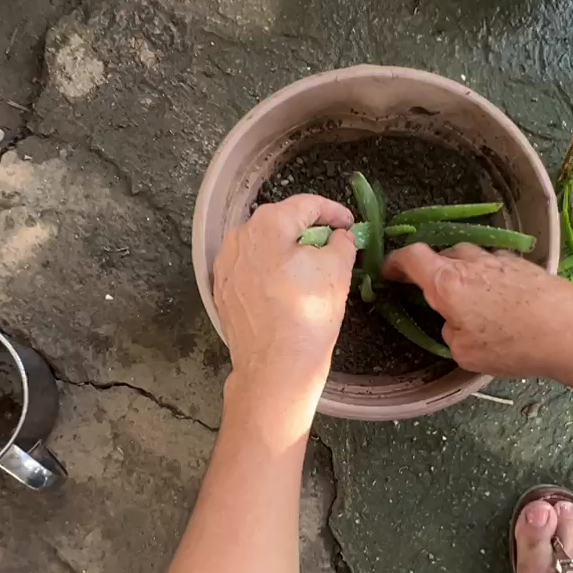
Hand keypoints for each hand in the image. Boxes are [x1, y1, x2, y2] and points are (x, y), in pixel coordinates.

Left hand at [212, 194, 355, 399]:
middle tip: (333, 248)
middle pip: (281, 224)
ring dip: (288, 253)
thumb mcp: (337, 271)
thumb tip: (339, 236)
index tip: (349, 224)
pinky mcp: (222, 292)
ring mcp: (226, 267)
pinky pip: (251, 271)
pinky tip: (287, 291)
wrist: (274, 368)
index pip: (306, 204)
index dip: (333, 212)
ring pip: (264, 248)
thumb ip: (341, 243)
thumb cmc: (308, 316)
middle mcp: (239, 238)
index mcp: (267, 224)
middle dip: (309, 233)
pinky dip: (271, 274)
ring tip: (311, 272)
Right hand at [382, 243, 572, 381]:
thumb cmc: (511, 344)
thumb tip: (456, 321)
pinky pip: (496, 269)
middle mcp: (471, 262)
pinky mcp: (526, 267)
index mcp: (446, 281)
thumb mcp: (463, 352)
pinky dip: (491, 282)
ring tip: (471, 303)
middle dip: (433, 271)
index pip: (412, 257)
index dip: (395, 262)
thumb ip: (449, 331)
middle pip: (443, 255)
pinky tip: (503, 306)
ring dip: (465, 275)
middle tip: (432, 294)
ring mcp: (501, 260)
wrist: (571, 329)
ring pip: (472, 260)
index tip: (388, 272)